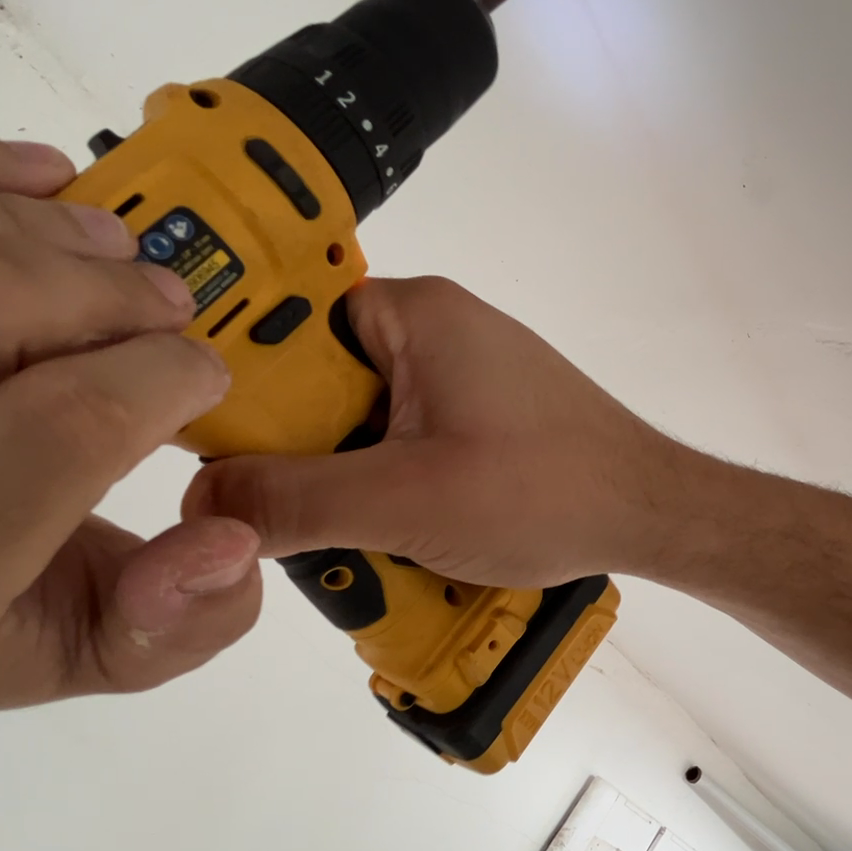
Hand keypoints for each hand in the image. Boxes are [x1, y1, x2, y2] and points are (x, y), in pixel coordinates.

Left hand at [0, 135, 261, 713]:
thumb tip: (234, 538)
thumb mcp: (103, 659)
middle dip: (105, 289)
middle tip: (167, 305)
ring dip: (25, 221)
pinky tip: (22, 192)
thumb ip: (186, 622)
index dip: (162, 376)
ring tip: (103, 250)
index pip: (57, 430)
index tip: (206, 372)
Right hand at [185, 276, 684, 588]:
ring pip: (372, 424)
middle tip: (304, 521)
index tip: (232, 467)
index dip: (250, 399)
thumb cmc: (540, 493)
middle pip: (328, 386)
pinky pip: (417, 441)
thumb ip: (294, 499)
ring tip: (367, 537)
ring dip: (358, 483)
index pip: (288, 332)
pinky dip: (402, 485)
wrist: (653, 512)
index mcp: (414, 314)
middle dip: (311, 458)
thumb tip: (198, 498)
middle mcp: (441, 329)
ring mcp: (473, 373)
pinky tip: (410, 533)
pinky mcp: (494, 415)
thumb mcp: (402, 500)